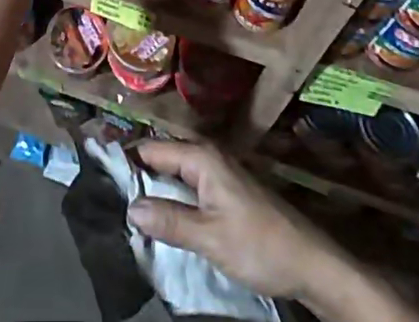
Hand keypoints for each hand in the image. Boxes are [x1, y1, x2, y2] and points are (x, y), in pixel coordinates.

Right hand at [127, 140, 345, 300]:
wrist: (316, 267)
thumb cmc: (261, 246)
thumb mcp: (209, 237)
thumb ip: (168, 220)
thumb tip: (129, 208)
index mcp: (200, 157)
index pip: (148, 151)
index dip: (125, 166)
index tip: (102, 183)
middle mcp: (207, 156)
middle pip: (160, 160)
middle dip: (139, 180)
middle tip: (113, 202)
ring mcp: (218, 173)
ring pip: (174, 176)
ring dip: (156, 193)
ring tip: (132, 212)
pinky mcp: (226, 192)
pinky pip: (188, 188)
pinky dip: (174, 200)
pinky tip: (164, 220)